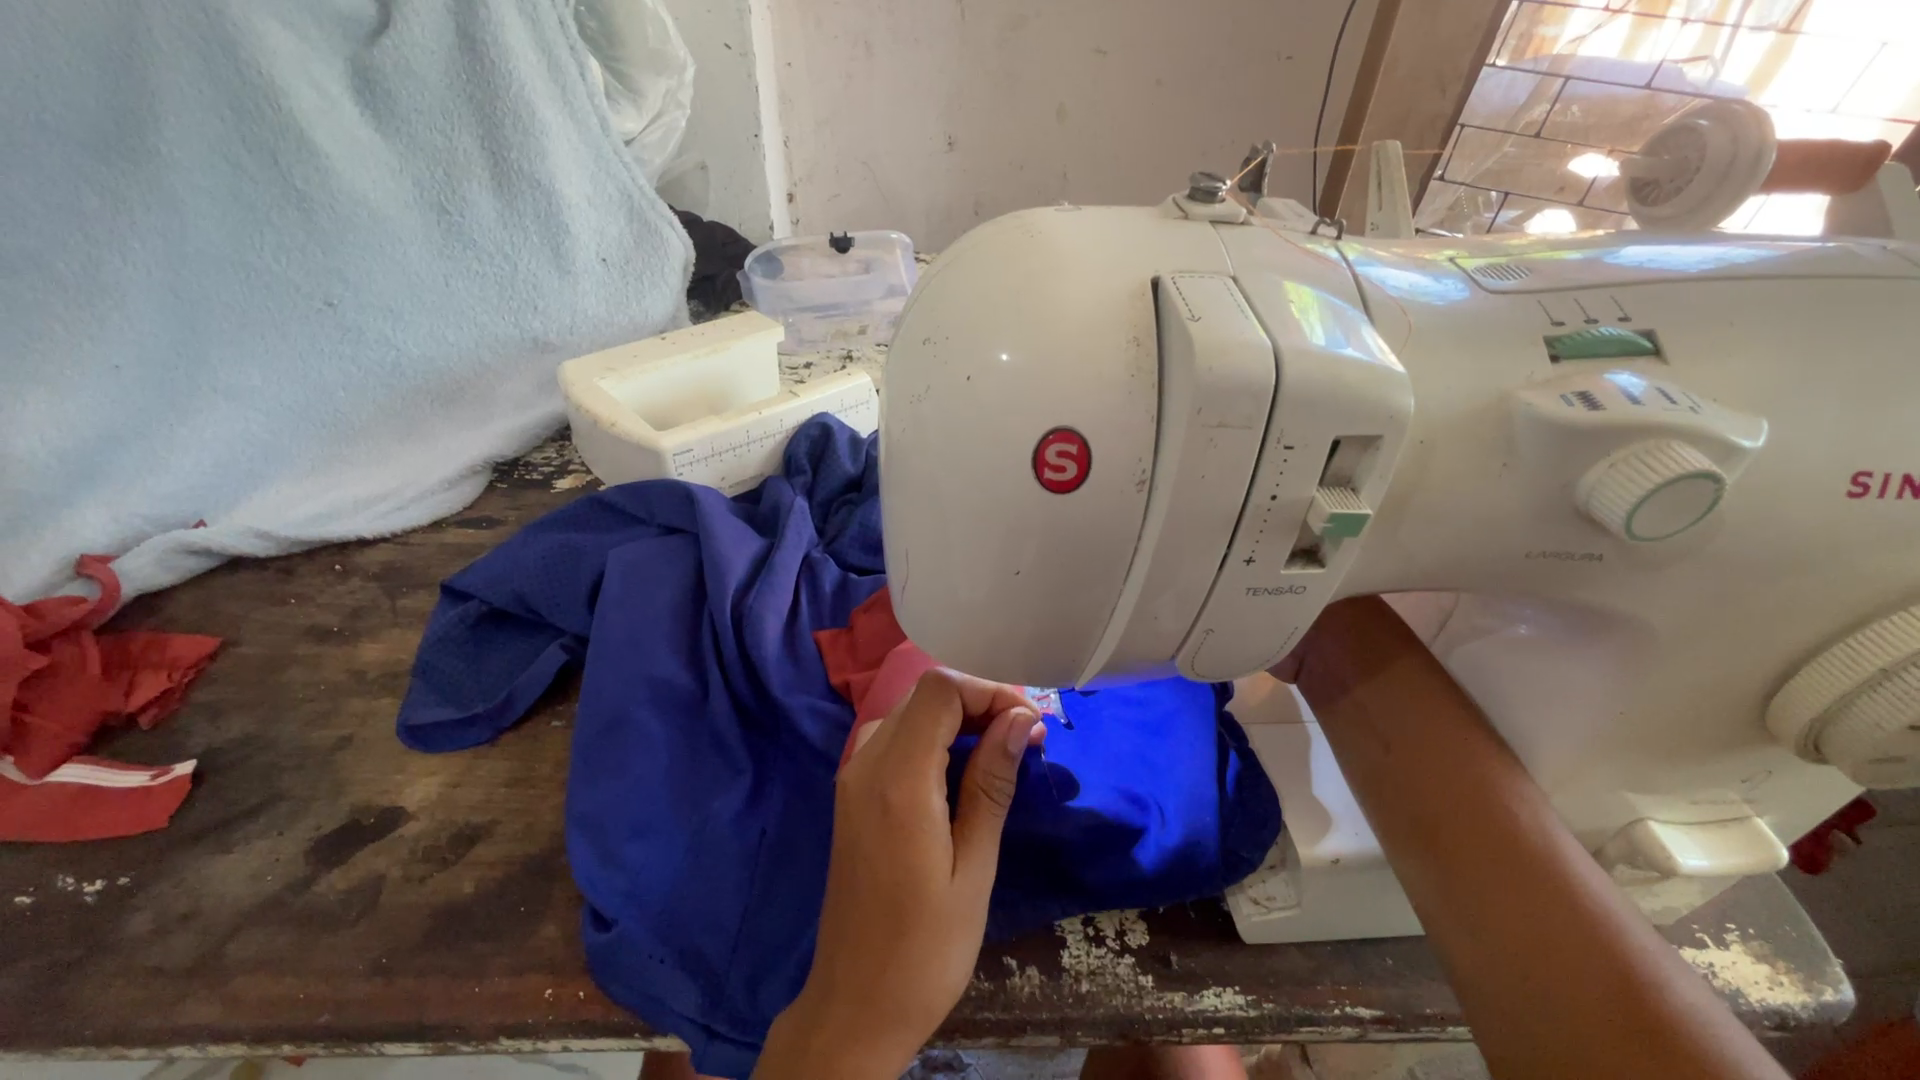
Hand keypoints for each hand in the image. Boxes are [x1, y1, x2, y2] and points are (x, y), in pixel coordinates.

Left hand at [755, 670, 1043, 1079]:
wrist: (856, 1004)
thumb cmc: (926, 949)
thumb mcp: (974, 868)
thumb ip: (992, 783)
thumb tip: (1019, 719)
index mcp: (897, 780)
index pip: (941, 690)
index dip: (990, 690)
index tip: (1031, 724)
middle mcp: (865, 765)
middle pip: (924, 695)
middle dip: (978, 702)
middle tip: (1026, 738)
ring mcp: (852, 779)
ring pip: (908, 714)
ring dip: (956, 720)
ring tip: (1003, 752)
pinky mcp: (851, 797)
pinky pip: (893, 741)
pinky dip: (932, 740)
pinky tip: (963, 771)